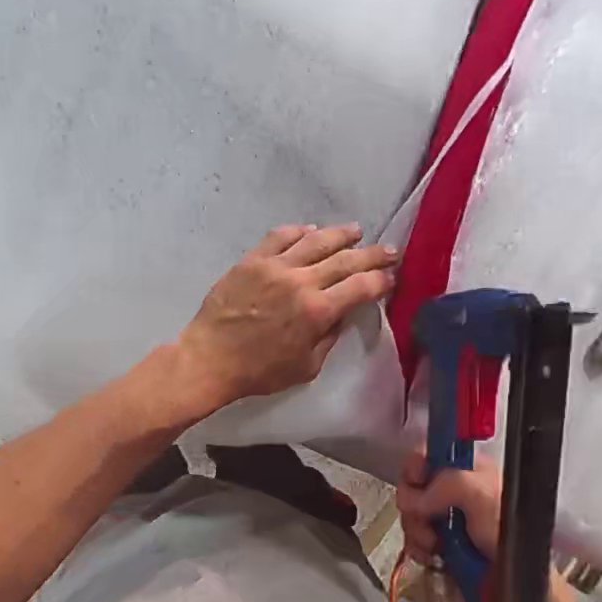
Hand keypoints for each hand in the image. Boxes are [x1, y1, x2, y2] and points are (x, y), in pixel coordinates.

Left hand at [175, 224, 397, 408]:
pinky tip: (310, 230)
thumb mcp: (306, 367)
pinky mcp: (252, 260)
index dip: (381, 280)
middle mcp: (301, 281)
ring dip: (340, 234)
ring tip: (355, 231)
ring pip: (316, 240)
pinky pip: (280, 236)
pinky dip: (299, 231)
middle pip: (346, 259)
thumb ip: (329, 338)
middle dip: (372, 254)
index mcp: (318, 311)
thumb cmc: (260, 371)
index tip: (390, 278)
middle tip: (389, 250)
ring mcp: (275, 266)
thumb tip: (342, 314)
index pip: (361, 287)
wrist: (210, 358)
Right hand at [397, 447, 501, 566]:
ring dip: (417, 532)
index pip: (428, 453)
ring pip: (412, 516)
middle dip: (414, 507)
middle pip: (413, 487)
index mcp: (468, 468)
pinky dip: (419, 549)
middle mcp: (455, 491)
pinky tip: (432, 555)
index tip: (418, 482)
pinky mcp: (442, 543)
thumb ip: (445, 484)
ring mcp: (448, 518)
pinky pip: (415, 540)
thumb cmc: (510, 531)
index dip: (416, 466)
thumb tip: (415, 498)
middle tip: (429, 520)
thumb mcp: (481, 495)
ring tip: (436, 543)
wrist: (518, 573)